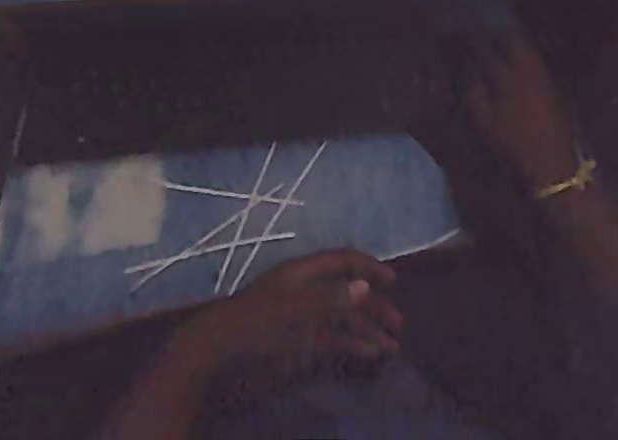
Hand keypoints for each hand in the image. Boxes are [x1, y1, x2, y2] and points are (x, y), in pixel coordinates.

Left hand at [103, 250, 403, 438]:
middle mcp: (304, 292)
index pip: (340, 261)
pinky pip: (331, 341)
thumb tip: (367, 285)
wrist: (219, 356)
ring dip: (366, 329)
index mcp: (301, 274)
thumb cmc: (255, 324)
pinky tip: (369, 355)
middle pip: (344, 291)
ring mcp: (301, 319)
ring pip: (341, 319)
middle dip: (372, 304)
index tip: (393, 280)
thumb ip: (331, 298)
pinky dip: (352, 346)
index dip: (366, 266)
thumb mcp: (294, 309)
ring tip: (392, 346)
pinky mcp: (296, 345)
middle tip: (399, 324)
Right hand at [463, 34, 581, 186]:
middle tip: (485, 28)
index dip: (475, 40)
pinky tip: (517, 56)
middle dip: (498, 32)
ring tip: (500, 36)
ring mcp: (544, 79)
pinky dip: (524, 53)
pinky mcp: (554, 89)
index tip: (465, 30)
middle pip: (514, 42)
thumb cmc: (514, 145)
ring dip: (514, 41)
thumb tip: (469, 71)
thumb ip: (475, 92)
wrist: (554, 167)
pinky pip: (536, 62)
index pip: (487, 51)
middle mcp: (528, 73)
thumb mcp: (485, 121)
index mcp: (508, 79)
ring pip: (528, 50)